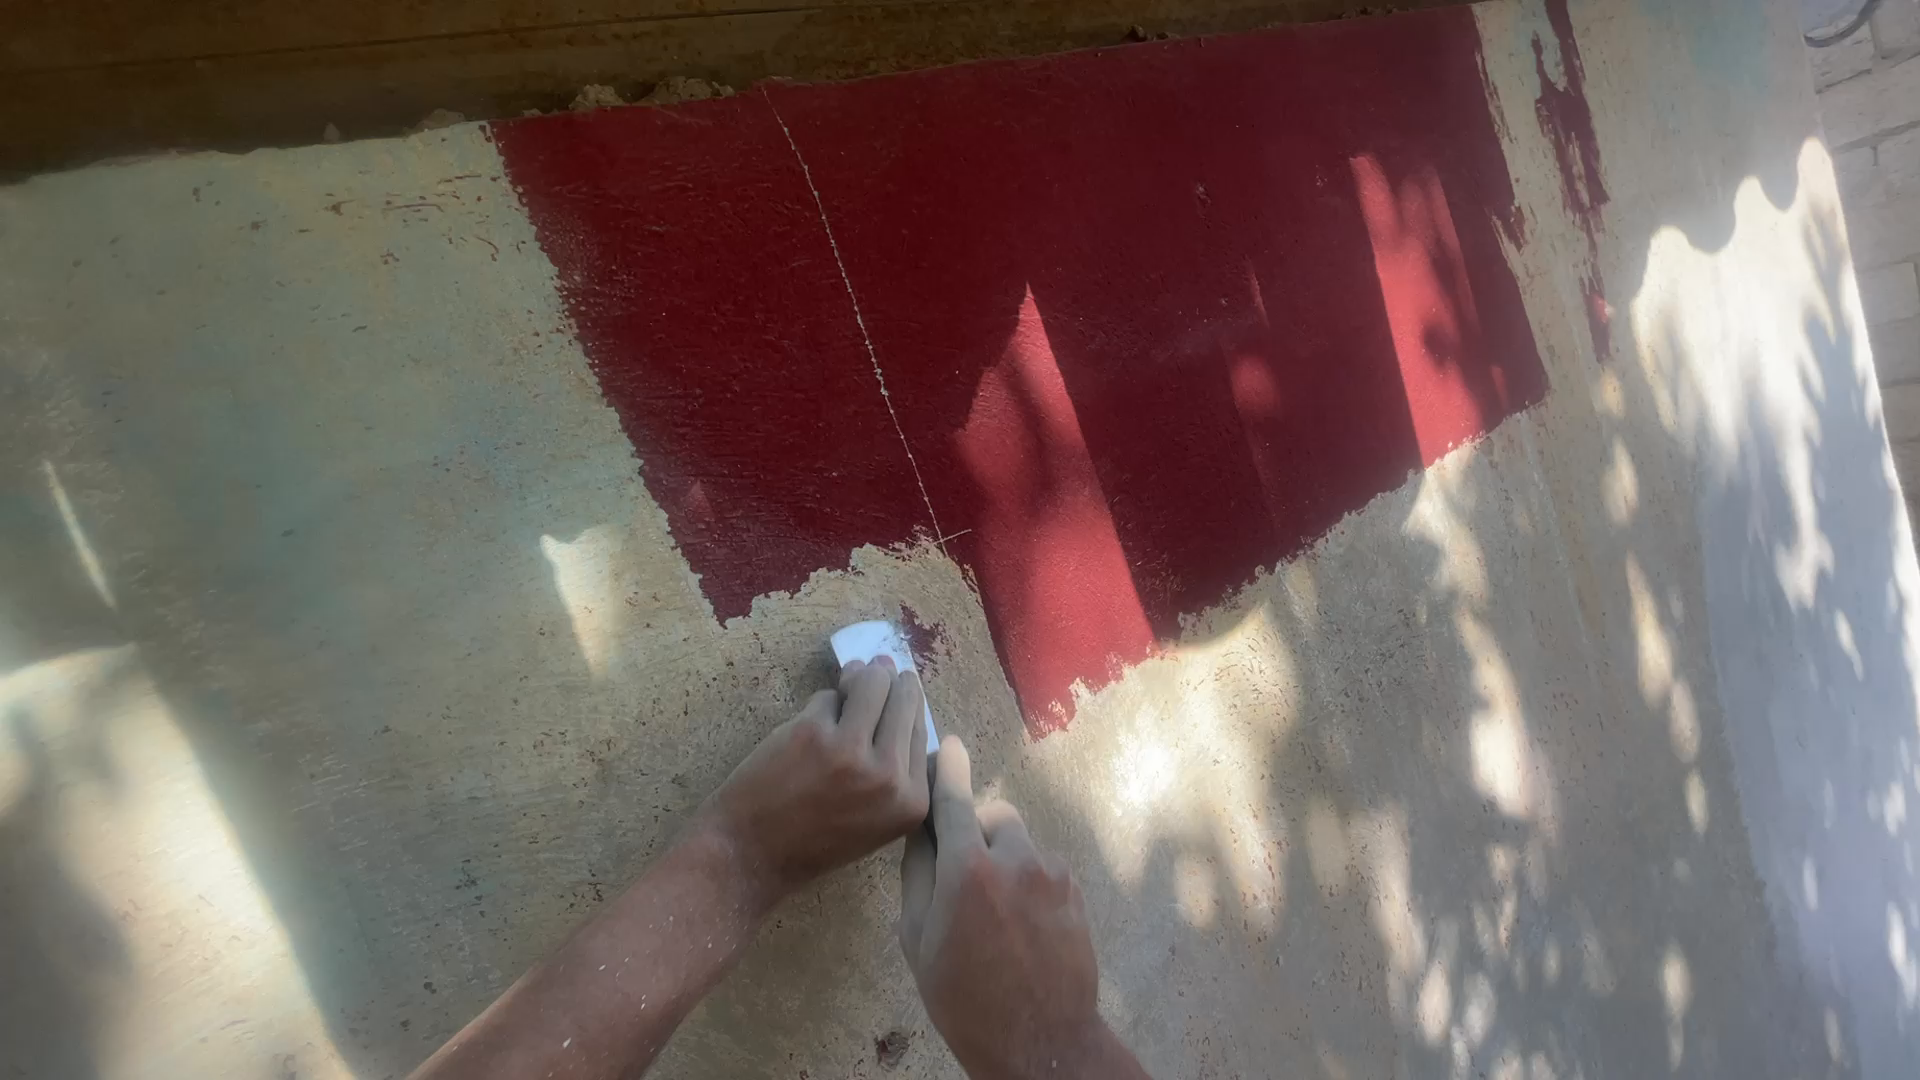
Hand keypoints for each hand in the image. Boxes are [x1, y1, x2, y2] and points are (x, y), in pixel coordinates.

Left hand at [702, 658, 929, 911]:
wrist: (752, 856)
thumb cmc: (816, 838)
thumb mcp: (878, 816)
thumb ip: (898, 766)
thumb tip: (904, 691)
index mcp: (913, 800)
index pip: (921, 728)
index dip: (906, 703)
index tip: (896, 690)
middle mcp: (889, 774)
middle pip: (904, 696)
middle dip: (888, 679)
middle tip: (877, 671)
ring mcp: (851, 750)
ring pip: (870, 681)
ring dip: (858, 677)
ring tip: (849, 681)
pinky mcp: (813, 731)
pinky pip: (828, 696)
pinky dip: (821, 704)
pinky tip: (811, 723)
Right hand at [899, 737, 1141, 1079]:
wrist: (1042, 1045)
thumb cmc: (965, 998)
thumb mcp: (918, 942)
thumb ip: (919, 876)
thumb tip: (923, 832)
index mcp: (967, 870)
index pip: (954, 801)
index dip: (948, 768)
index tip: (948, 744)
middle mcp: (1014, 858)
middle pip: (992, 817)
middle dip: (976, 833)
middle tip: (966, 876)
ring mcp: (1051, 872)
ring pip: (1020, 842)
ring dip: (1005, 858)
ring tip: (999, 909)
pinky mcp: (1074, 889)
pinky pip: (1043, 866)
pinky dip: (1030, 879)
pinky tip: (1025, 923)